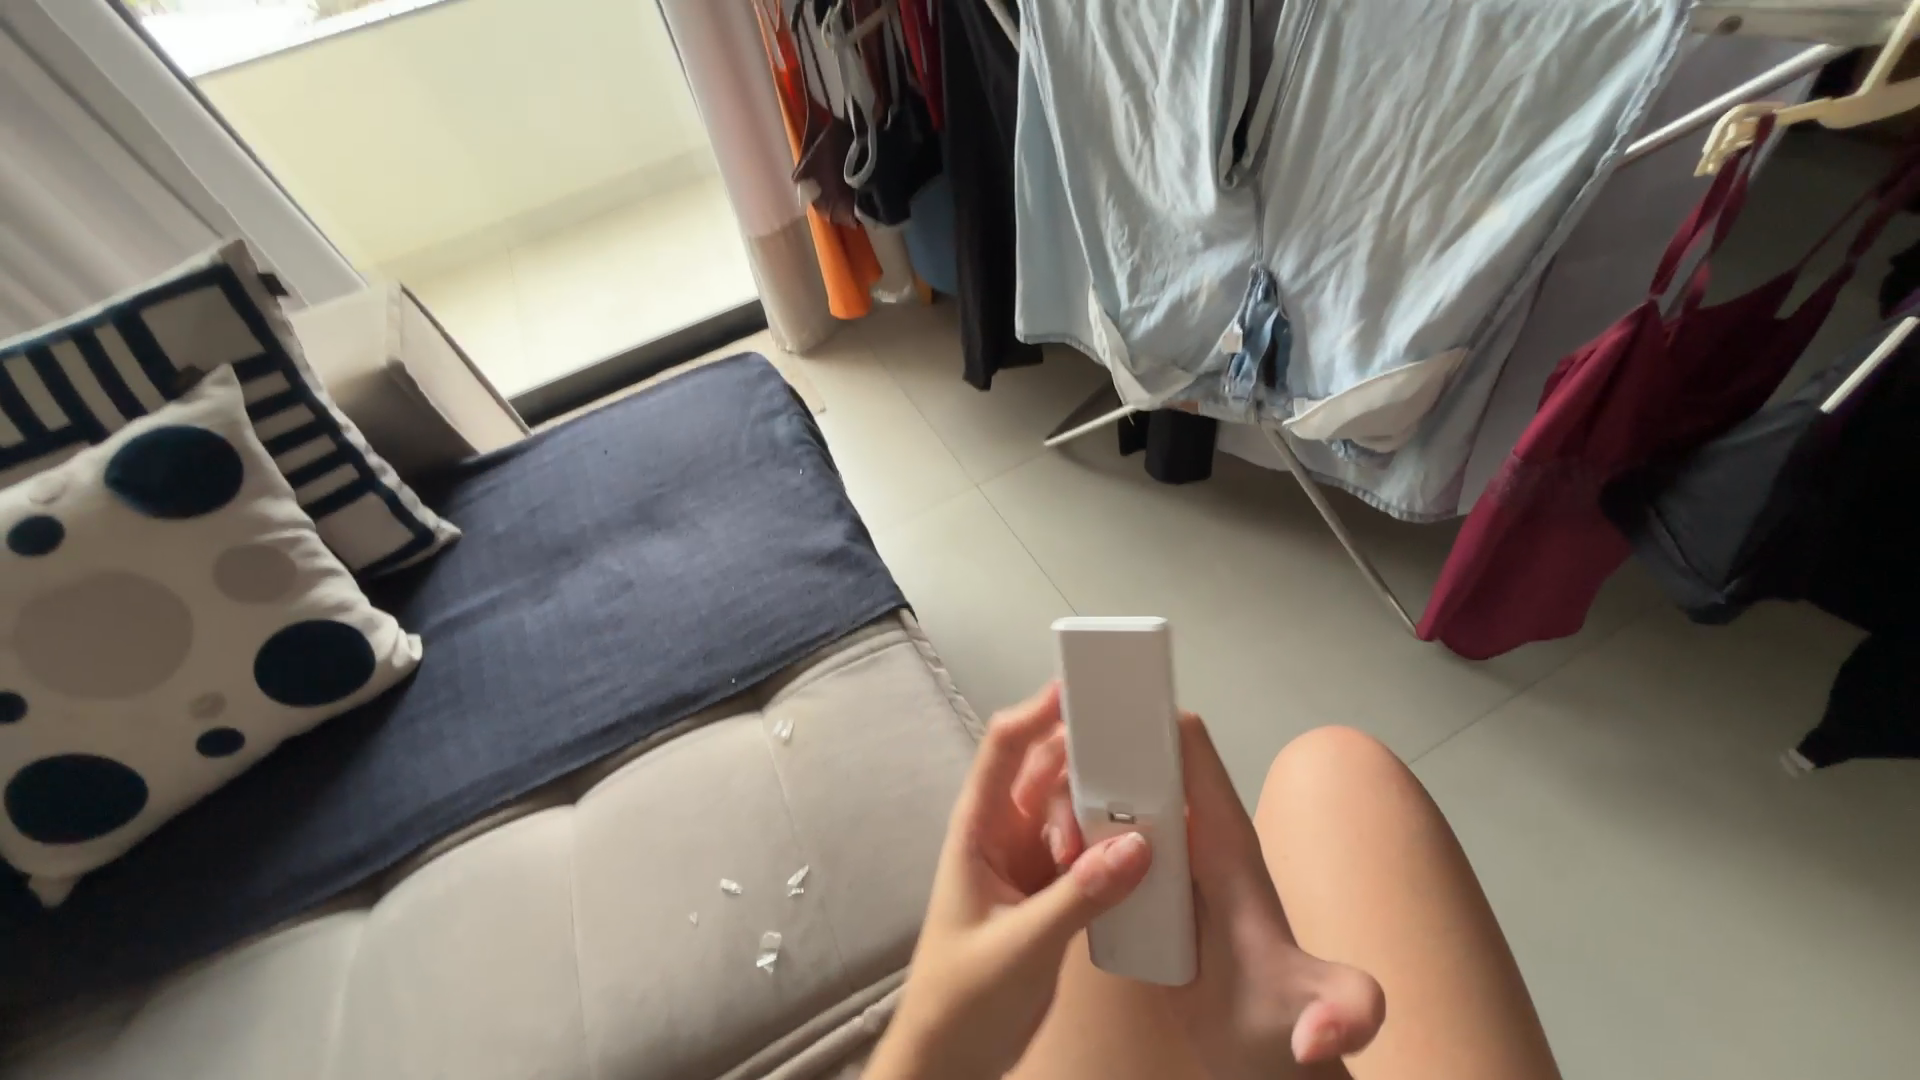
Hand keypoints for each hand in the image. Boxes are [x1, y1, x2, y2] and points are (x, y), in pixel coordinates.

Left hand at [870, 683, 1153, 1079]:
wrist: (949, 1058)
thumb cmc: (959, 998)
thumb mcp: (1022, 946)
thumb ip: (1080, 896)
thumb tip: (1137, 846)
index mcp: (977, 830)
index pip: (1002, 750)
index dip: (1034, 712)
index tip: (1074, 690)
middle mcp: (1001, 834)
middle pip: (1043, 772)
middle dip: (1083, 757)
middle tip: (1129, 744)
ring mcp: (1026, 861)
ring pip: (1067, 809)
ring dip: (1098, 807)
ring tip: (1134, 811)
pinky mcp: (1048, 889)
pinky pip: (1083, 848)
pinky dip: (1107, 843)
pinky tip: (1134, 849)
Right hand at [1016, 708, 1385, 1077]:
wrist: (1250, 1046)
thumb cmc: (1278, 1018)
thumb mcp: (1312, 1016)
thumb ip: (1337, 1014)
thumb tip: (1320, 1035)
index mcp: (1224, 832)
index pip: (1188, 743)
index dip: (1144, 720)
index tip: (1094, 730)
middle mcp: (1191, 828)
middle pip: (1131, 758)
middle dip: (1087, 765)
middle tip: (1058, 817)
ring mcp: (1160, 850)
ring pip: (1102, 791)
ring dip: (1069, 803)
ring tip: (1057, 852)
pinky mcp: (1135, 873)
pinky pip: (1093, 829)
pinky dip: (1066, 830)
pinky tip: (1052, 862)